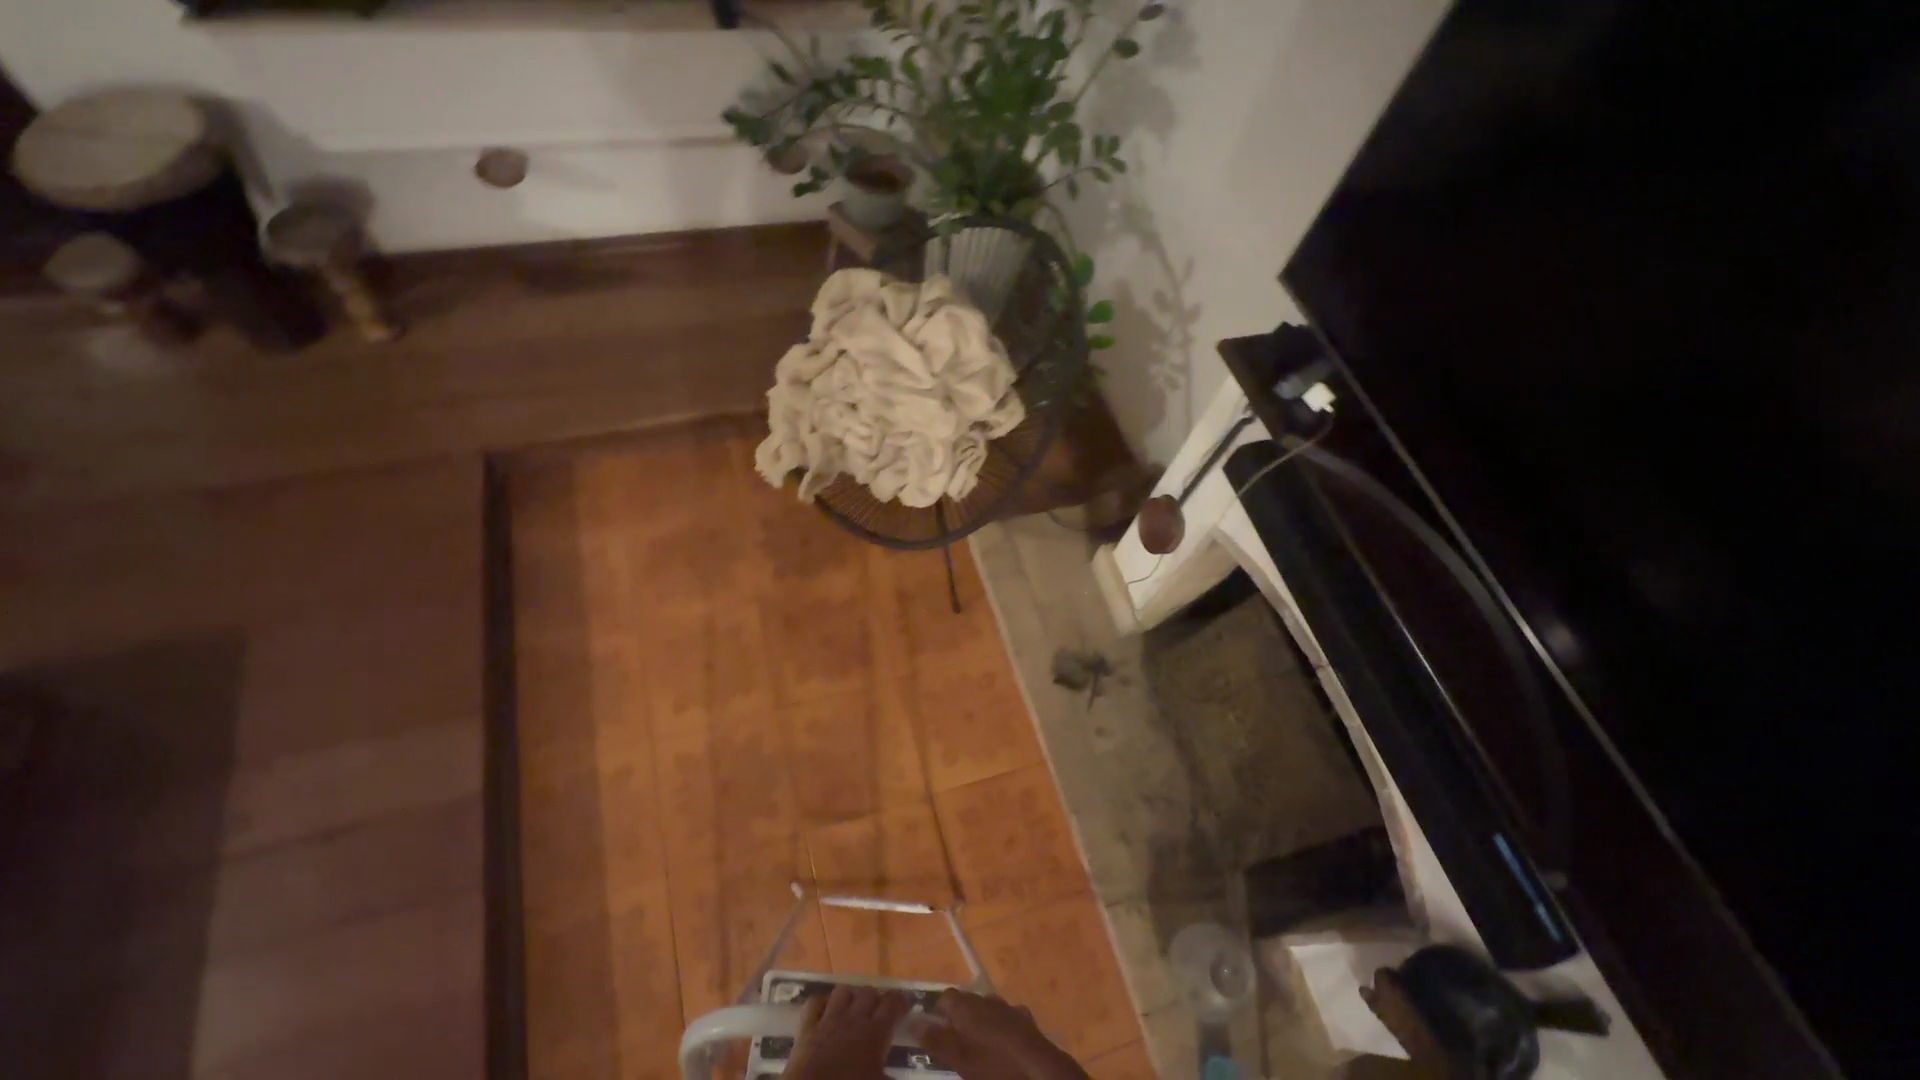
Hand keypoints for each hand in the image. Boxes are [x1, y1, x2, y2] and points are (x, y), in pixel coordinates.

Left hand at [786, 984, 912, 1079]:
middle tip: (878, 1012)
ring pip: (843, 991)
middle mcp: (853, 1018)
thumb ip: (892, 1076)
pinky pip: (814, 1002)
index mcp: (875, 1032)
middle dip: (875, 998)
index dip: (900, 1001)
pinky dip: (822, 1003)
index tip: (904, 1007)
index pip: (892, 1003)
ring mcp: (828, 1020)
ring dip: (851, 997)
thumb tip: (898, 1075)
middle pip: (868, 992)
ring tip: (854, 1009)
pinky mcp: (807, 1027)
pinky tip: (826, 1012)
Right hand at [910, 990, 1088, 1079]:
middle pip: (965, 1003)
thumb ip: (935, 1040)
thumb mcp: (960, 1059)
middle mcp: (987, 999)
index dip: (936, 1014)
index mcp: (968, 1006)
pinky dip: (998, 1031)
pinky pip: (1005, 1020)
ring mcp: (1009, 1008)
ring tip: (975, 1049)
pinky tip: (1000, 1049)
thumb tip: (912, 1021)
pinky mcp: (1025, 1020)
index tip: (932, 1034)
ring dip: (979, 1025)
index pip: (944, 998)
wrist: (1040, 1070)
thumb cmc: (995, 1065)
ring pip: (986, 1011)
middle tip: (952, 1047)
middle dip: (957, 1021)